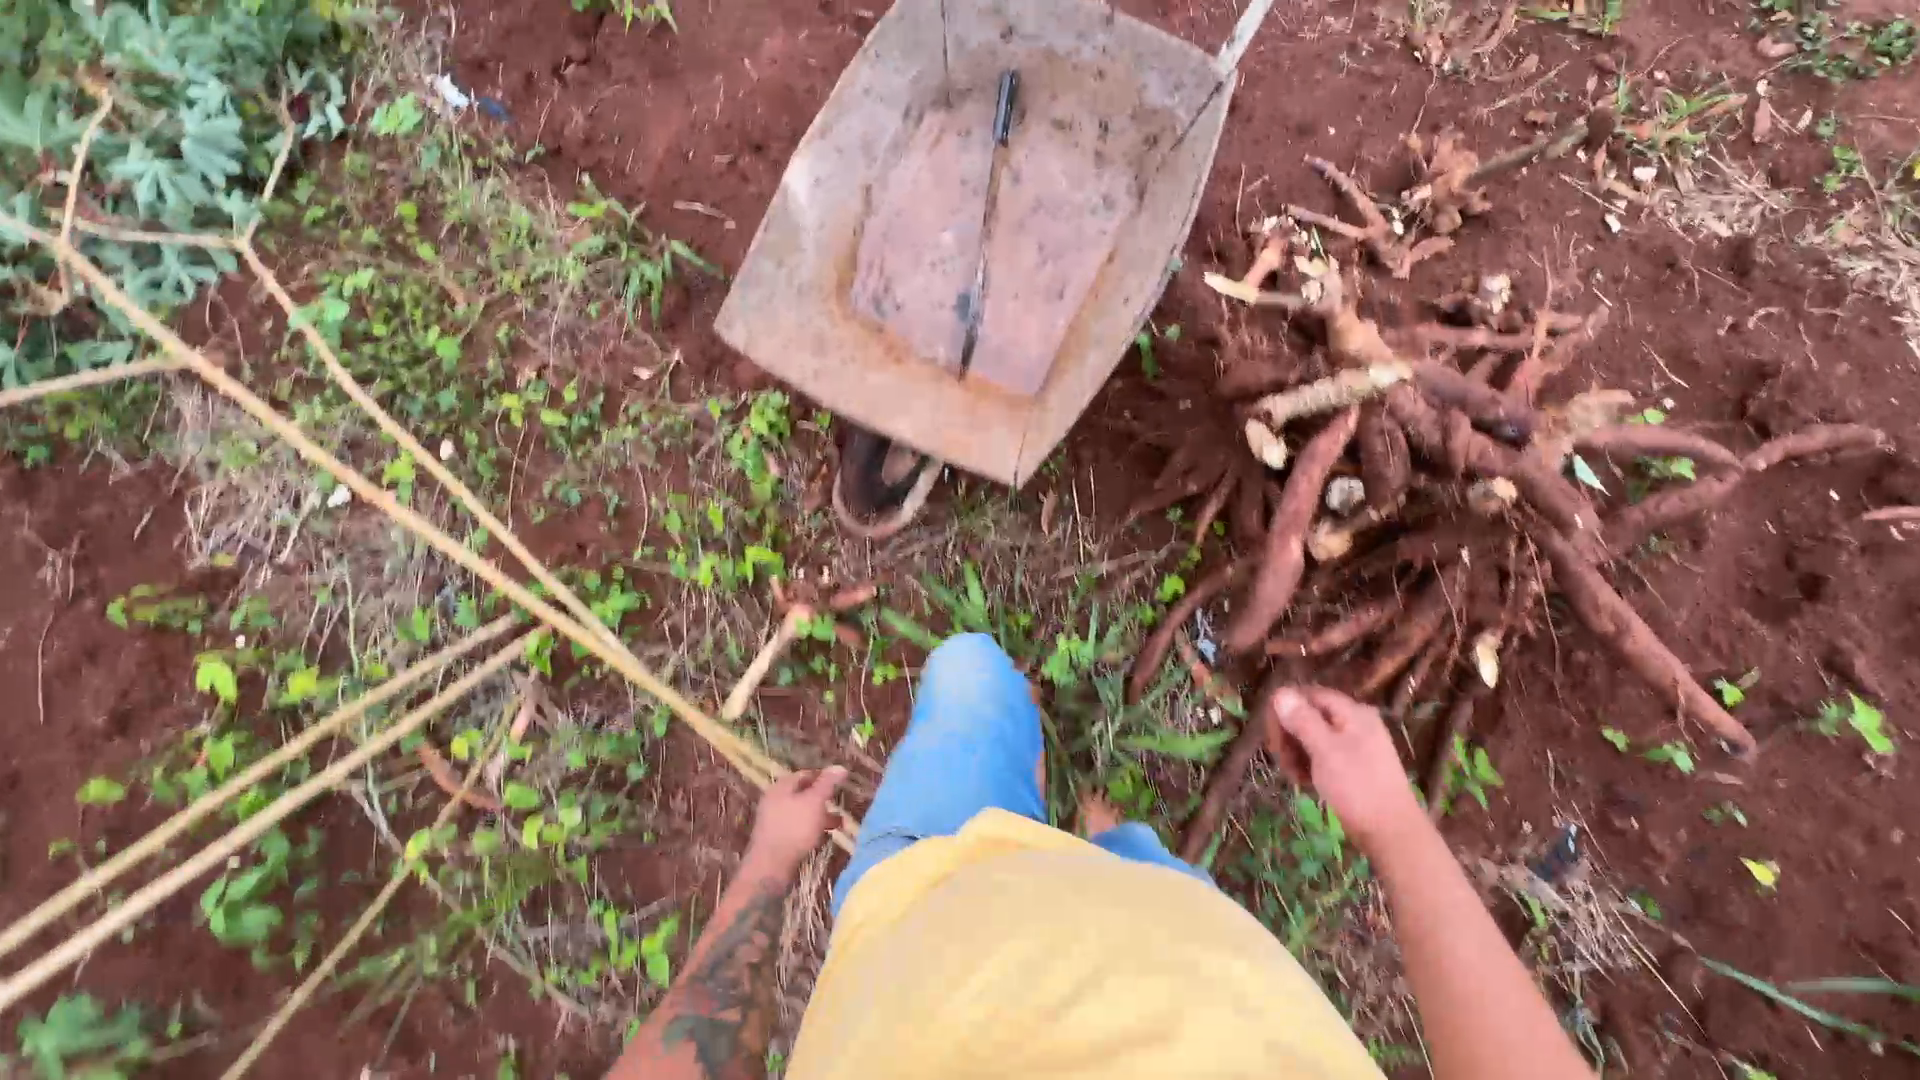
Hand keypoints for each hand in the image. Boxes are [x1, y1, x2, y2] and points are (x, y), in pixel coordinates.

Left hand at [743, 767, 847, 880]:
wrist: (770, 867)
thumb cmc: (794, 828)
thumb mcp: (815, 802)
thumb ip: (827, 784)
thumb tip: (840, 767)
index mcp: (781, 787)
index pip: (804, 774)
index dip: (823, 777)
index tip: (840, 783)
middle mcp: (774, 801)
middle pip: (802, 794)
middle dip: (823, 799)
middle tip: (839, 802)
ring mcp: (774, 821)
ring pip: (801, 812)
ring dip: (820, 815)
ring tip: (838, 823)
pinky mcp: (777, 839)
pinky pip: (797, 828)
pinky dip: (811, 829)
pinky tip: (823, 836)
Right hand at [1264, 686, 1426, 857]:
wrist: (1390, 832)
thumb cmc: (1357, 787)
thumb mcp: (1325, 750)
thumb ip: (1302, 720)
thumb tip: (1280, 692)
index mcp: (1353, 712)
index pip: (1308, 694)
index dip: (1285, 709)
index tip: (1271, 734)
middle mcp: (1355, 722)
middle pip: (1309, 714)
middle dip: (1289, 734)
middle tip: (1280, 757)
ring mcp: (1355, 745)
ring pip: (1312, 736)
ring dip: (1295, 751)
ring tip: (1293, 775)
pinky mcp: (1352, 765)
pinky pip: (1322, 754)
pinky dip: (1308, 764)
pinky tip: (1304, 781)